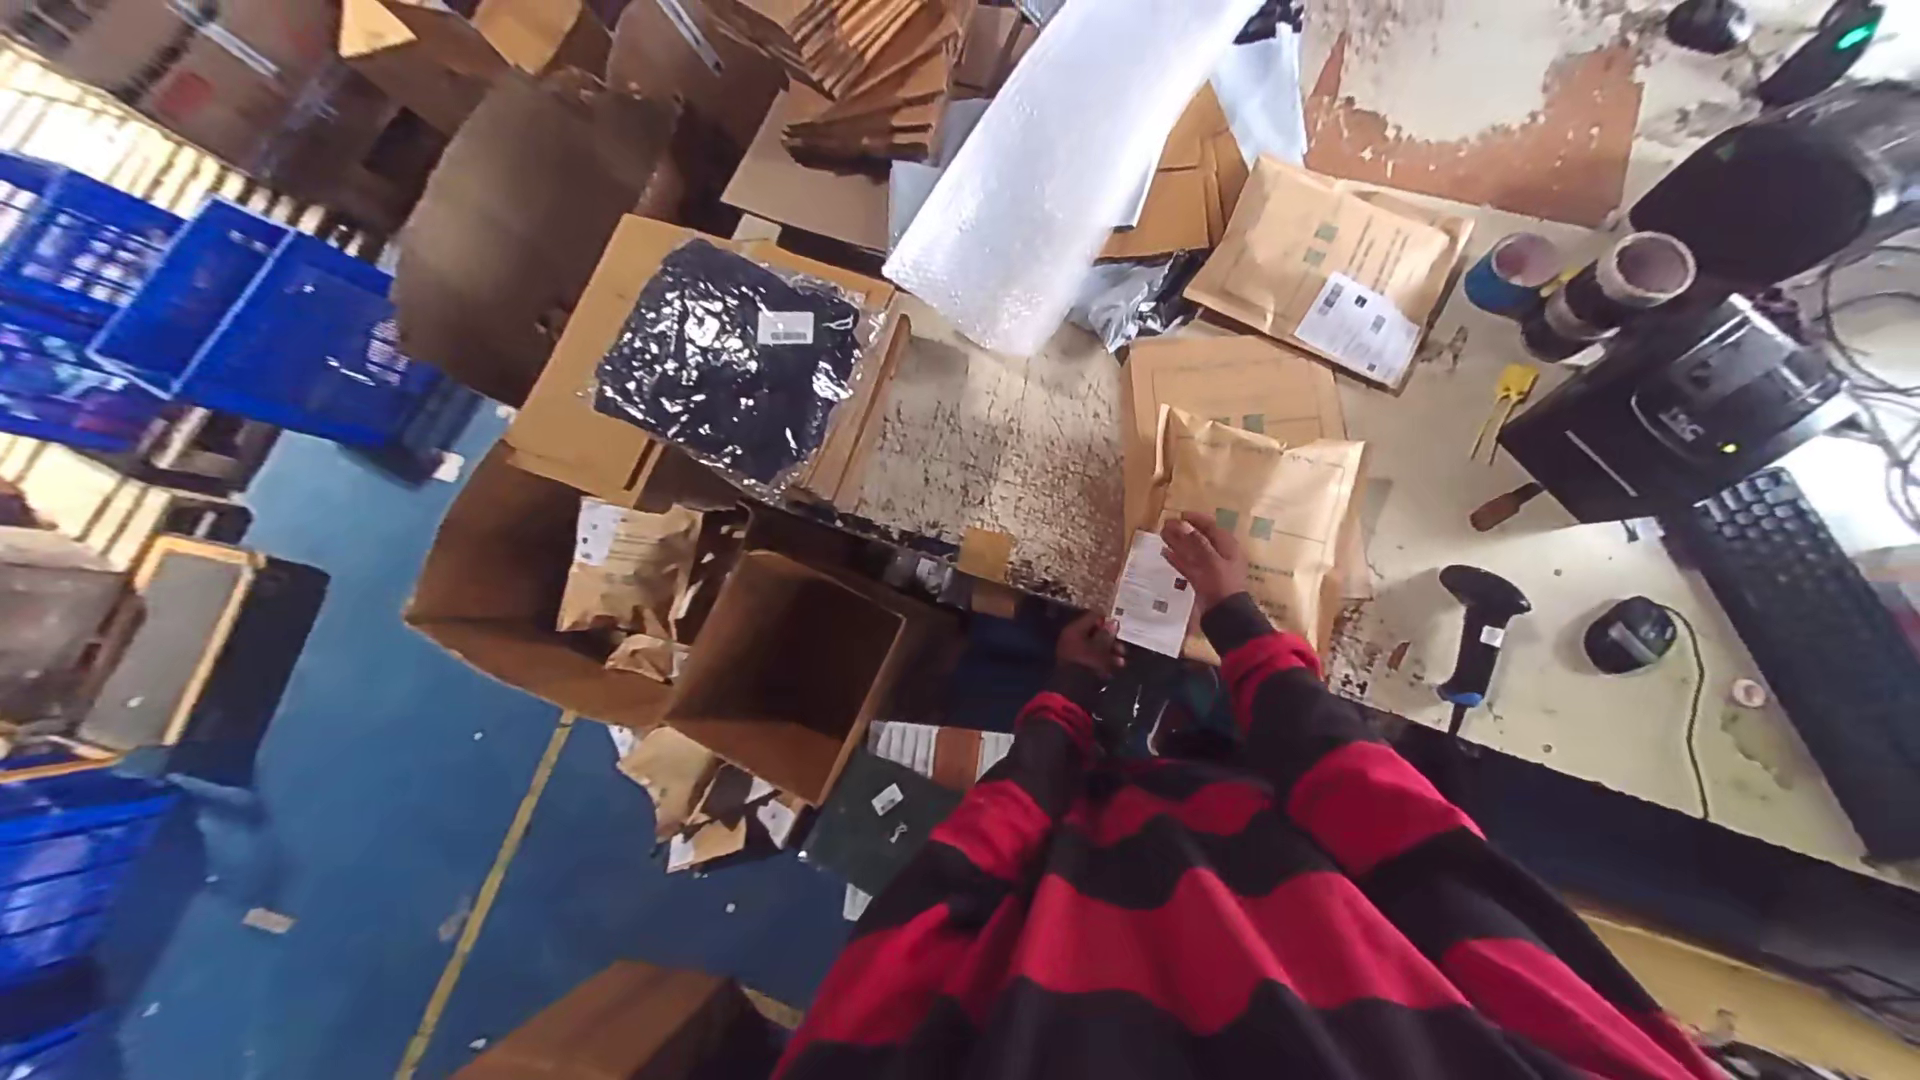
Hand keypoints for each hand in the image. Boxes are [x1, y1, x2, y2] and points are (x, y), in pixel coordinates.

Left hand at [1057, 610, 1123, 677]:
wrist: (1074, 689)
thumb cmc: (1088, 663)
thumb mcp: (1101, 647)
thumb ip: (1107, 634)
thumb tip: (1113, 622)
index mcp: (1075, 629)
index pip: (1092, 617)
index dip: (1107, 621)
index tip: (1119, 629)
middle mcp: (1071, 637)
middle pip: (1094, 633)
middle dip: (1110, 640)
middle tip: (1123, 649)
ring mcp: (1073, 651)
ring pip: (1094, 646)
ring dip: (1109, 652)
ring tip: (1122, 662)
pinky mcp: (1076, 664)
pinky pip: (1091, 657)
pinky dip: (1103, 660)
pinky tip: (1115, 667)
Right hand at [1160, 512, 1247, 611]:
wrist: (1224, 615)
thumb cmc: (1221, 584)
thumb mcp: (1210, 561)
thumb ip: (1196, 542)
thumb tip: (1181, 523)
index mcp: (1227, 547)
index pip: (1212, 527)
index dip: (1197, 519)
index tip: (1180, 514)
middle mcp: (1219, 555)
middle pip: (1200, 538)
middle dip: (1183, 530)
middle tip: (1166, 524)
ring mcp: (1210, 568)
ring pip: (1192, 551)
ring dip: (1178, 543)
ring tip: (1162, 535)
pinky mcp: (1201, 580)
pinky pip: (1187, 565)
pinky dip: (1177, 559)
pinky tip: (1165, 553)